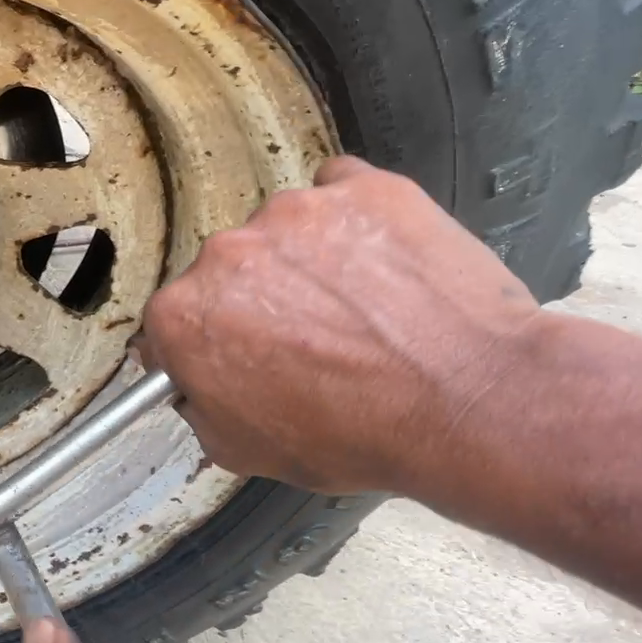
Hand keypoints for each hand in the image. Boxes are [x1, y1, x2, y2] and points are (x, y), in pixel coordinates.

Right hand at [137, 155, 543, 493]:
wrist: (468, 402)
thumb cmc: (357, 432)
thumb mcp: (245, 452)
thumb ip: (199, 409)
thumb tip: (197, 388)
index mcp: (183, 317)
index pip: (172, 322)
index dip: (203, 344)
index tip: (232, 354)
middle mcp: (223, 255)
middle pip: (224, 274)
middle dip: (253, 302)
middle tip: (304, 338)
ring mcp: (292, 214)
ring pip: (280, 233)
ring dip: (302, 261)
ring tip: (357, 304)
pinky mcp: (359, 190)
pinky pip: (339, 190)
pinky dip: (348, 217)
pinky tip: (376, 257)